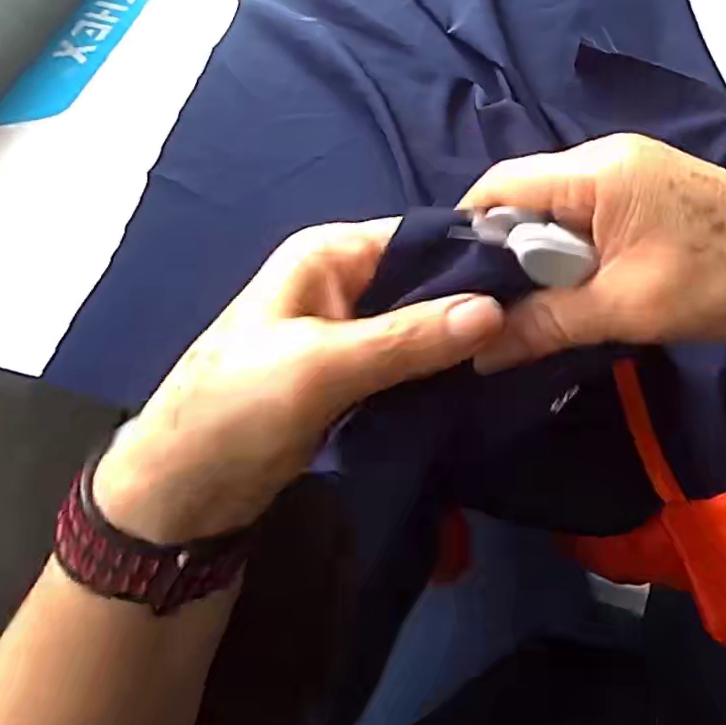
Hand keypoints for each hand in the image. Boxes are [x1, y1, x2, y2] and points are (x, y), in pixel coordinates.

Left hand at [93, 219, 504, 542]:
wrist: (188, 486)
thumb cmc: (237, 406)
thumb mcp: (321, 365)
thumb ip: (406, 338)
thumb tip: (494, 308)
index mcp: (325, 256)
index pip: (413, 238)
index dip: (471, 255)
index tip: (536, 279)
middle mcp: (339, 283)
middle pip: (420, 282)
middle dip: (470, 303)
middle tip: (537, 326)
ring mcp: (346, 332)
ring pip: (418, 325)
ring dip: (458, 342)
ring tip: (522, 356)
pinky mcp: (352, 376)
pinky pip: (406, 363)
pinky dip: (437, 372)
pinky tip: (481, 384)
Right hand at [456, 133, 725, 371]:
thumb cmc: (723, 281)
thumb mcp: (623, 308)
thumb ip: (543, 324)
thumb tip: (477, 352)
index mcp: (598, 169)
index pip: (501, 183)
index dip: (470, 227)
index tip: (455, 277)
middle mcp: (603, 154)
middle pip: (520, 192)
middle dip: (503, 245)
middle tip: (494, 296)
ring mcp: (623, 167)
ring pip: (546, 204)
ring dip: (535, 249)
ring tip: (532, 292)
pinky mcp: (637, 187)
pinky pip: (575, 210)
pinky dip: (563, 245)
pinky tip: (570, 277)